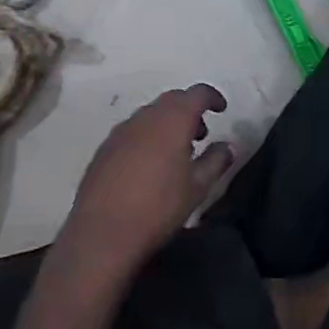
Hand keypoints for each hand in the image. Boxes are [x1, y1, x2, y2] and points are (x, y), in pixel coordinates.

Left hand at [61, 84, 234, 269]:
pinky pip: (132, 132)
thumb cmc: (158, 207)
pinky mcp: (103, 150)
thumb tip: (227, 146)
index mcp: (172, 120)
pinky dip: (148, 137)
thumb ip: (216, 160)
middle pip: (172, 100)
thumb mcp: (198, 187)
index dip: (213, 97)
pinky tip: (150, 166)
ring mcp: (119, 132)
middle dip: (190, 110)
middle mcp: (144, 117)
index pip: (197, 93)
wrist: (101, 235)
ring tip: (177, 152)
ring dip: (168, 124)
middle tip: (201, 134)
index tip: (222, 109)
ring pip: (150, 115)